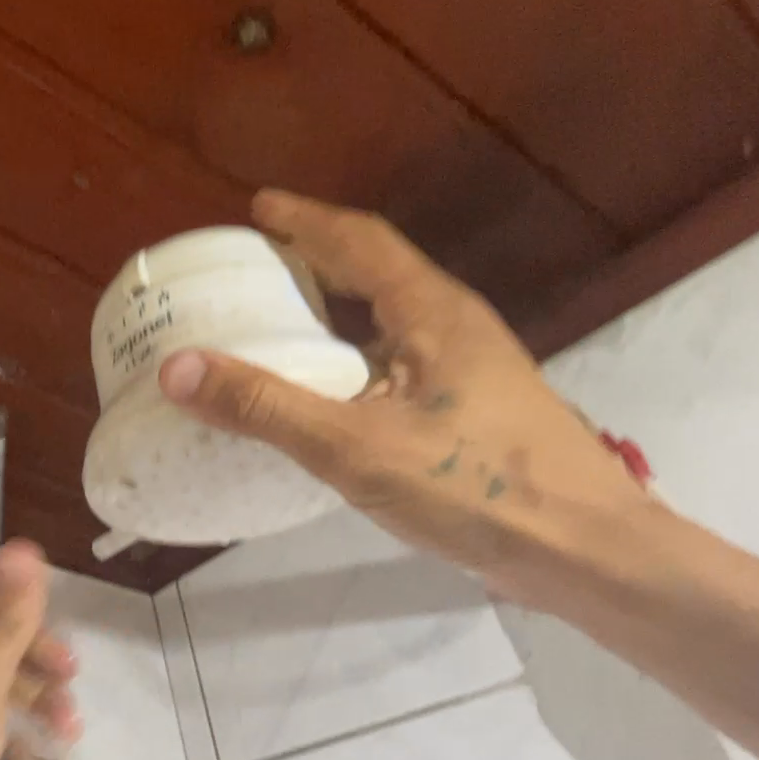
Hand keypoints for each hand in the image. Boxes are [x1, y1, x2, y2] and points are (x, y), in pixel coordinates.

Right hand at [158, 190, 655, 605]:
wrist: (584, 552)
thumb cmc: (474, 486)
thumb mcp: (354, 446)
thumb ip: (264, 406)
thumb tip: (174, 367)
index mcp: (431, 314)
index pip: (361, 243)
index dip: (306, 221)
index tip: (258, 208)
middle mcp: (451, 329)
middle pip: (374, 276)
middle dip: (313, 262)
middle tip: (253, 269)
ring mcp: (464, 372)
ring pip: (383, 324)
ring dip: (330, 313)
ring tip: (275, 324)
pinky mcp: (464, 412)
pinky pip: (388, 365)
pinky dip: (344, 360)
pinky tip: (319, 394)